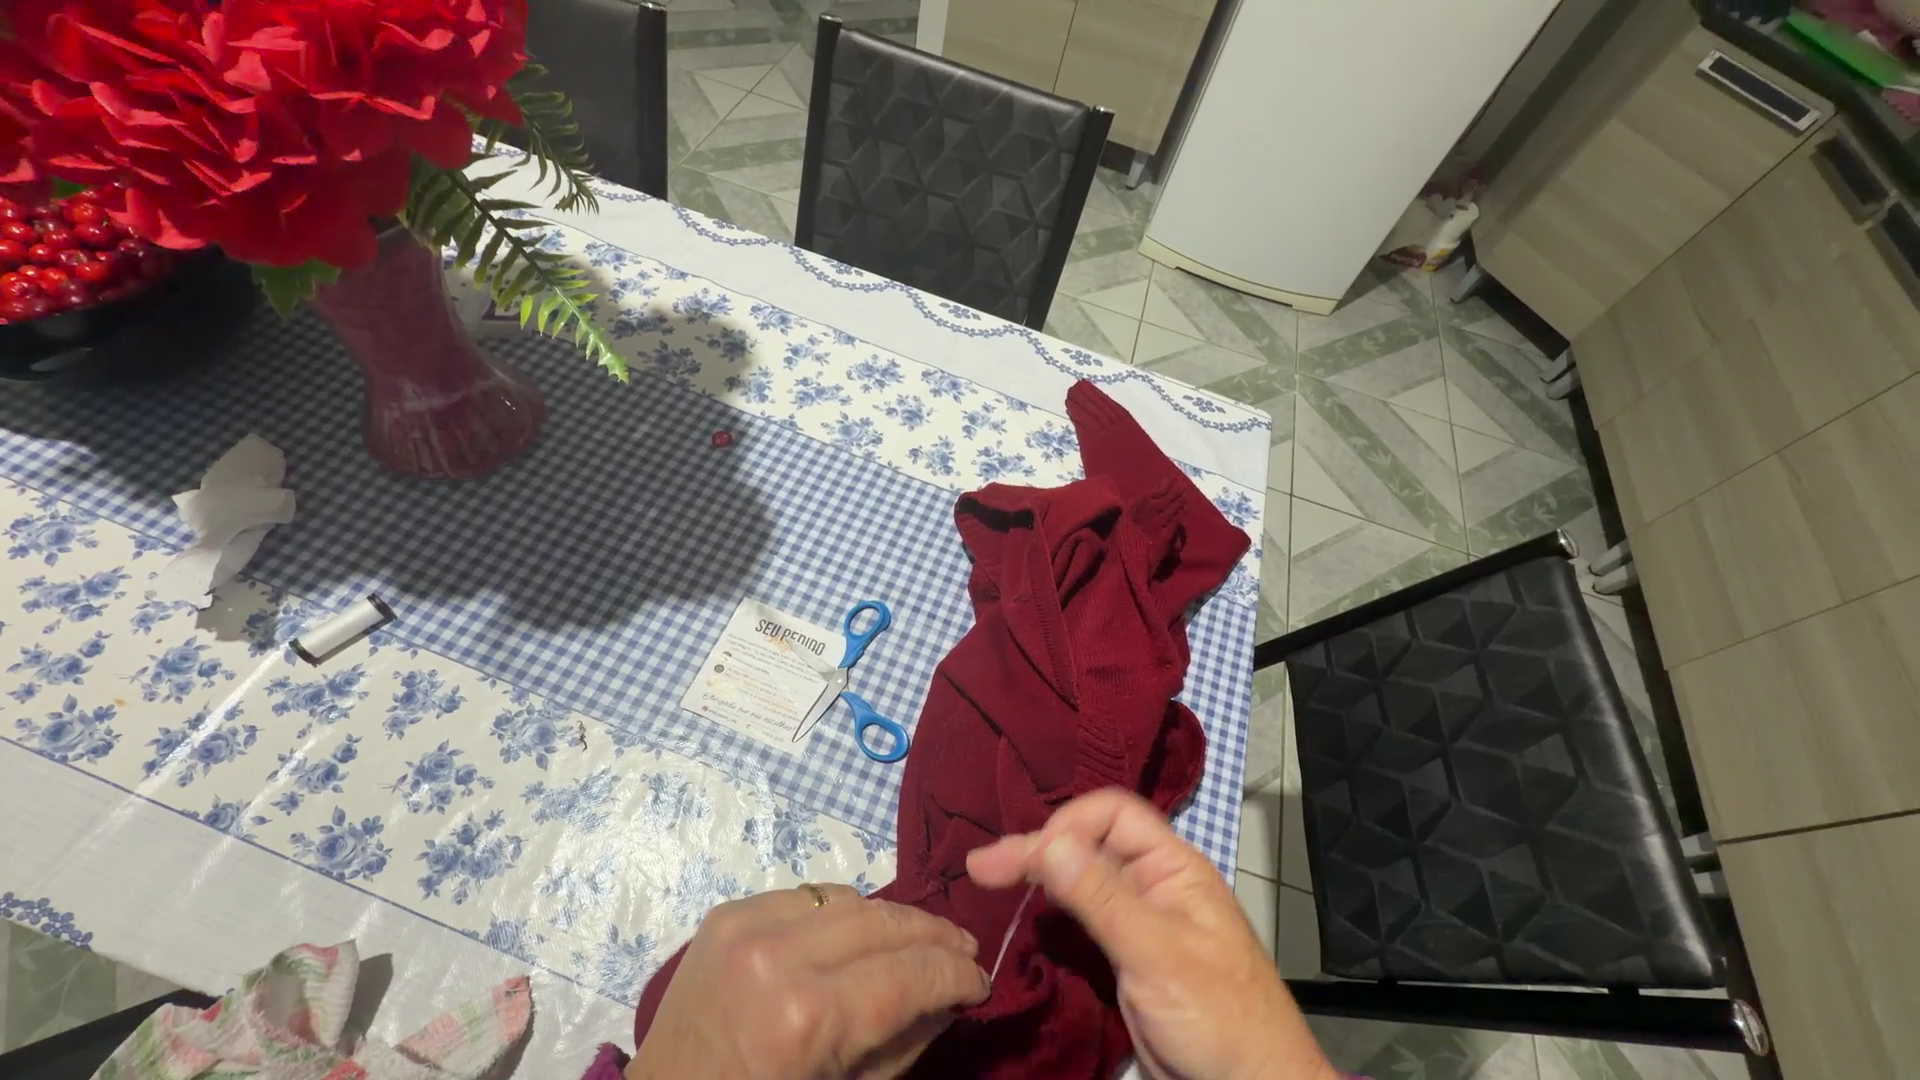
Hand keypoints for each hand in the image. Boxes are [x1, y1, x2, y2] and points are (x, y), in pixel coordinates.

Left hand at [627, 884, 989, 1079]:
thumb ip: (904, 1041)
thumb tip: (953, 994)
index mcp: (806, 1018)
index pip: (909, 975)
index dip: (956, 974)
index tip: (983, 979)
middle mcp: (778, 955)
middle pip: (883, 922)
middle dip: (934, 936)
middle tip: (965, 949)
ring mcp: (746, 924)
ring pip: (849, 898)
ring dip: (892, 919)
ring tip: (919, 939)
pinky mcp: (727, 912)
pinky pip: (806, 897)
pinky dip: (840, 914)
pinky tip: (855, 936)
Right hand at [967, 789, 1340, 1079]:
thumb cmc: (1219, 1018)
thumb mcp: (1158, 954)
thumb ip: (1101, 897)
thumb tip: (1047, 840)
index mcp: (1173, 868)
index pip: (1114, 815)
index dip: (1071, 825)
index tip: (1032, 856)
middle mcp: (1154, 884)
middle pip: (1090, 844)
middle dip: (1039, 849)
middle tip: (982, 868)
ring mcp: (1140, 921)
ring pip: (1082, 879)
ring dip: (1040, 876)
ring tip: (990, 879)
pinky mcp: (1126, 956)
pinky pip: (1083, 917)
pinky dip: (1051, 909)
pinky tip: (1025, 911)